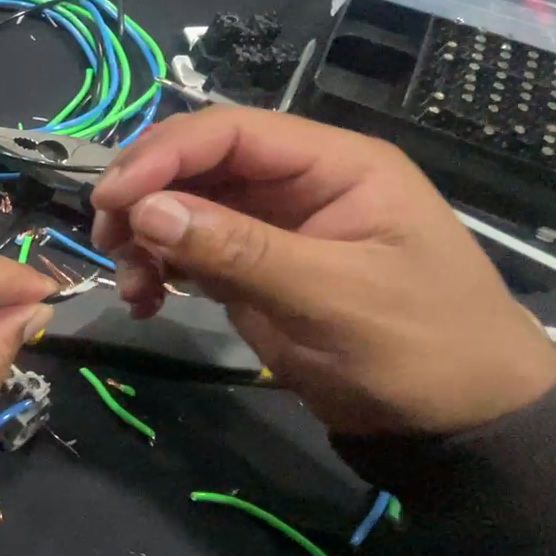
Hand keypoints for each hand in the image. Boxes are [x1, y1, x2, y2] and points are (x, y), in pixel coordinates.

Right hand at [90, 107, 555, 435]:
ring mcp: (263, 225)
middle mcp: (292, 184)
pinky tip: (145, 302)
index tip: (111, 199)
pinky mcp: (241, 265)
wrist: (449, 423)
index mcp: (334, 167)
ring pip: (174, 205)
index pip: (230, 133)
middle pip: (192, 162)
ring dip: (139, 237)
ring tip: (131, 285)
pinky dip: (150, 269)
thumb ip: (239, 249)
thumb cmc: (420, 349)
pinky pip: (177, 248)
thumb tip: (145, 211)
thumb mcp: (333, 296)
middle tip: (106, 239)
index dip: (163, 155)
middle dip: (141, 195)